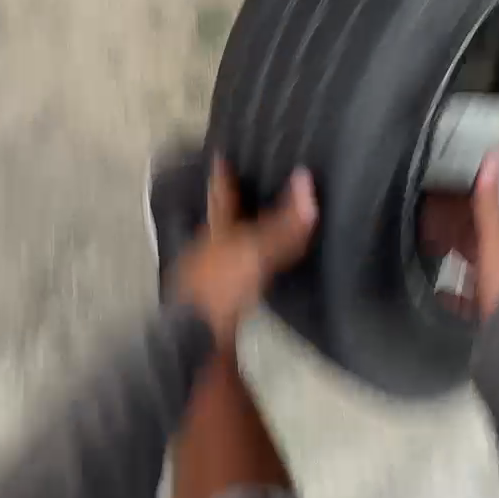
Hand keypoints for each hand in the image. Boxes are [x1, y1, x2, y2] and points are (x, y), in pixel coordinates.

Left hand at [173, 157, 317, 346]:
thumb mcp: (257, 250)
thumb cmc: (220, 287)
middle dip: (230, 203)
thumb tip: (306, 178)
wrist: (192, 343)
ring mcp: (210, 278)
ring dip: (239, 235)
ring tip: (256, 224)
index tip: (221, 154)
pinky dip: (248, 267)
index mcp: (216, 230)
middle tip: (241, 183)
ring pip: (226, 247)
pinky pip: (237, 275)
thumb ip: (285, 222)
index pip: (221, 195)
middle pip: (220, 220)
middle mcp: (209, 249)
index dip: (223, 175)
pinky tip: (258, 273)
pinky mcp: (218, 304)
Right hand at [422, 151, 498, 319]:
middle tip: (445, 228)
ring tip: (442, 256)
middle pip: (490, 246)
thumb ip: (489, 201)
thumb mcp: (494, 236)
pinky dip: (457, 296)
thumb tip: (494, 155)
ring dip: (466, 265)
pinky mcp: (493, 313)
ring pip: (483, 272)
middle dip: (471, 237)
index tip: (459, 205)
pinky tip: (441, 294)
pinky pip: (472, 301)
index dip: (482, 213)